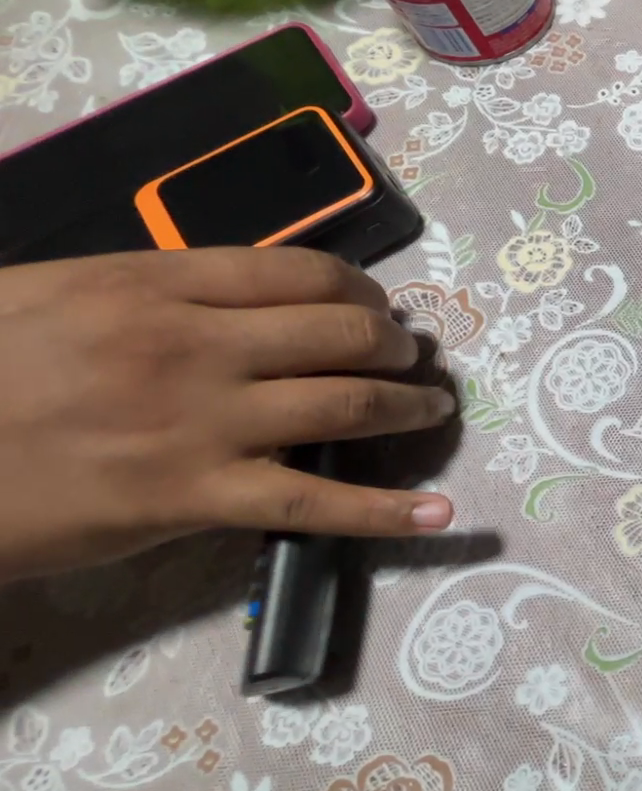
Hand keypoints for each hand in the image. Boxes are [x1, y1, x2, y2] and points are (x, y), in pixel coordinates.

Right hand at [0, 248, 455, 581]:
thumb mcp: (54, 297)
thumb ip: (162, 291)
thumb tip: (262, 295)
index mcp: (152, 286)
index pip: (305, 274)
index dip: (365, 294)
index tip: (380, 311)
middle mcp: (190, 346)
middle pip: (347, 337)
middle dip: (400, 348)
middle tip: (414, 361)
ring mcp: (200, 423)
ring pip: (353, 406)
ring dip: (414, 407)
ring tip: (433, 409)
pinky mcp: (195, 496)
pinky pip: (317, 503)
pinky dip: (389, 512)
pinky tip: (439, 516)